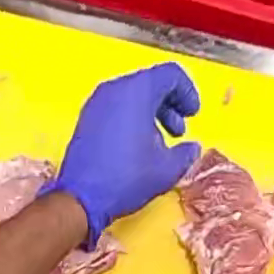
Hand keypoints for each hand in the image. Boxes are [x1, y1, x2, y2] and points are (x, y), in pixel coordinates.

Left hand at [49, 63, 202, 246]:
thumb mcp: (165, 170)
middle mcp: (115, 89)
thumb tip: (192, 149)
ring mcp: (96, 105)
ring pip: (131, 98)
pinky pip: (114, 112)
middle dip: (169, 106)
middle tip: (178, 131)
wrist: (80, 199)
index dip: (188, 93)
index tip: (193, 114)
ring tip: (157, 145)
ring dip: (150, 116)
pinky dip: (130, 122)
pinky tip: (135, 150)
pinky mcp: (85, 122)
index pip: (171, 75)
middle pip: (149, 84)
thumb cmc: (125, 179)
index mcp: (138, 90)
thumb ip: (186, 154)